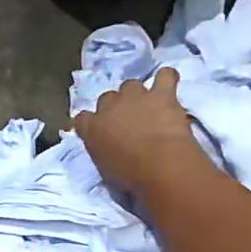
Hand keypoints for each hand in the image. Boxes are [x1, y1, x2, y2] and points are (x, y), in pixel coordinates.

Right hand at [74, 68, 199, 194]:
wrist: (158, 166)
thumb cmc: (129, 176)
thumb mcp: (103, 167)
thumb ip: (101, 150)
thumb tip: (106, 147)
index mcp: (91, 128)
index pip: (82, 118)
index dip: (91, 122)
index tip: (98, 130)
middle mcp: (109, 107)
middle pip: (107, 98)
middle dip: (115, 106)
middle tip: (126, 120)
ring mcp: (135, 97)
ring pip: (131, 84)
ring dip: (138, 94)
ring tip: (148, 105)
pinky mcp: (162, 93)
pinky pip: (165, 75)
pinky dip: (167, 79)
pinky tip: (168, 86)